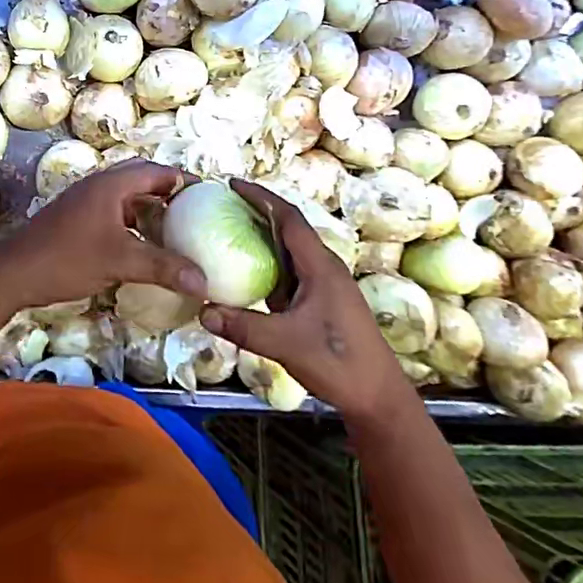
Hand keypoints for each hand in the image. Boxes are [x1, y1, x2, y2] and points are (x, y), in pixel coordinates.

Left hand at [0, 160, 206, 309]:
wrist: (15, 273)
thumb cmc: (68, 259)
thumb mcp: (120, 261)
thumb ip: (163, 268)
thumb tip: (204, 281)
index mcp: (111, 184)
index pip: (156, 170)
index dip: (184, 180)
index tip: (209, 195)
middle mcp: (99, 185)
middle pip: (142, 178)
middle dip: (168, 191)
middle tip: (194, 210)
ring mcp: (85, 201)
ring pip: (126, 195)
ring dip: (149, 207)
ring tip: (175, 227)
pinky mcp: (76, 218)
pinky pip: (114, 210)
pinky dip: (133, 221)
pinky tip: (142, 243)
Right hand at [201, 180, 412, 423]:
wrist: (380, 398)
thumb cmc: (340, 363)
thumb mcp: (286, 344)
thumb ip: (244, 326)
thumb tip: (202, 310)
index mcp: (320, 266)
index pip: (288, 217)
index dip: (261, 197)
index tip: (233, 184)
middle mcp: (324, 268)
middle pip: (289, 228)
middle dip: (259, 211)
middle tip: (225, 205)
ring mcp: (326, 286)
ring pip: (290, 251)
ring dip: (263, 238)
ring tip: (231, 233)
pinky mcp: (324, 303)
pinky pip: (291, 273)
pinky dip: (269, 265)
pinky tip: (248, 276)